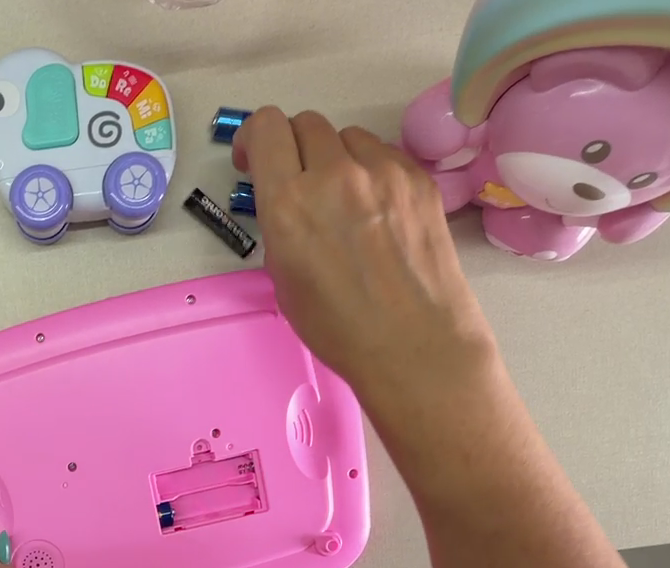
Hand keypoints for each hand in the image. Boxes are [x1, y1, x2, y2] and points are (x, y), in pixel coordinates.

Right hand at [233, 108, 500, 416]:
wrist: (411, 341)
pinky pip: (382, 155)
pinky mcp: (417, 177)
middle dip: (292, 149)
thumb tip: (288, 205)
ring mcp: (382, 171)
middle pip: (304, 124)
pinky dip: (369, 172)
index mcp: (289, 204)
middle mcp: (334, 175)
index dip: (253, 139)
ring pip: (346, 137)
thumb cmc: (337, 326)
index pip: (265, 128)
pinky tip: (375, 213)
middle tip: (295, 184)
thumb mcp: (283, 278)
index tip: (253, 160)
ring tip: (341, 203)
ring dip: (334, 159)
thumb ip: (279, 226)